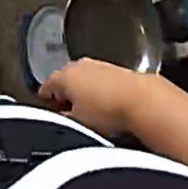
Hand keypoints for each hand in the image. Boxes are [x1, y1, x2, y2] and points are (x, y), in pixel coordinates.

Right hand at [38, 58, 161, 136]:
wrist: (141, 100)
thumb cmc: (107, 111)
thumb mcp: (77, 123)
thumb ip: (62, 119)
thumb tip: (59, 119)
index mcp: (63, 75)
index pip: (46, 88)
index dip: (46, 105)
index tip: (51, 116)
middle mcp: (78, 65)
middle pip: (64, 83)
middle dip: (65, 99)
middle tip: (72, 120)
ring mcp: (97, 65)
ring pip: (82, 81)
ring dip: (83, 95)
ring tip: (92, 117)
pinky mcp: (113, 69)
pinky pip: (99, 82)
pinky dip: (99, 93)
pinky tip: (107, 108)